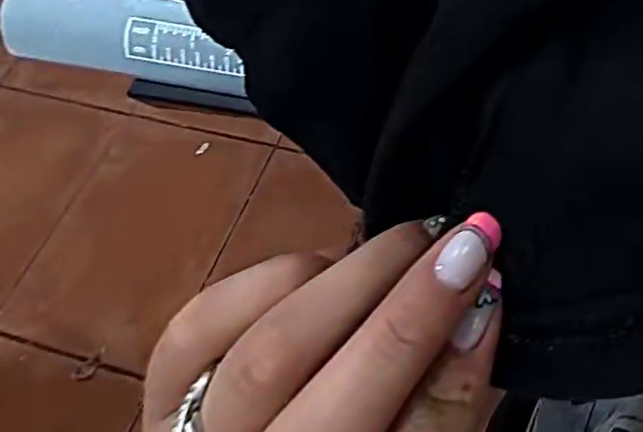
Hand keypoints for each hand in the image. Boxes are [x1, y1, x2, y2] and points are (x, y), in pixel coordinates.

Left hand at [143, 213, 504, 431]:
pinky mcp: (160, 396)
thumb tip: (482, 292)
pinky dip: (279, 278)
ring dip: (345, 275)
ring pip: (253, 340)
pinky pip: (203, 322)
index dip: (427, 320)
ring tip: (402, 255)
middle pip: (286, 362)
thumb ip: (453, 393)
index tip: (479, 246)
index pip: (384, 420)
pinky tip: (327, 277)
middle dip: (386, 276)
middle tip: (452, 229)